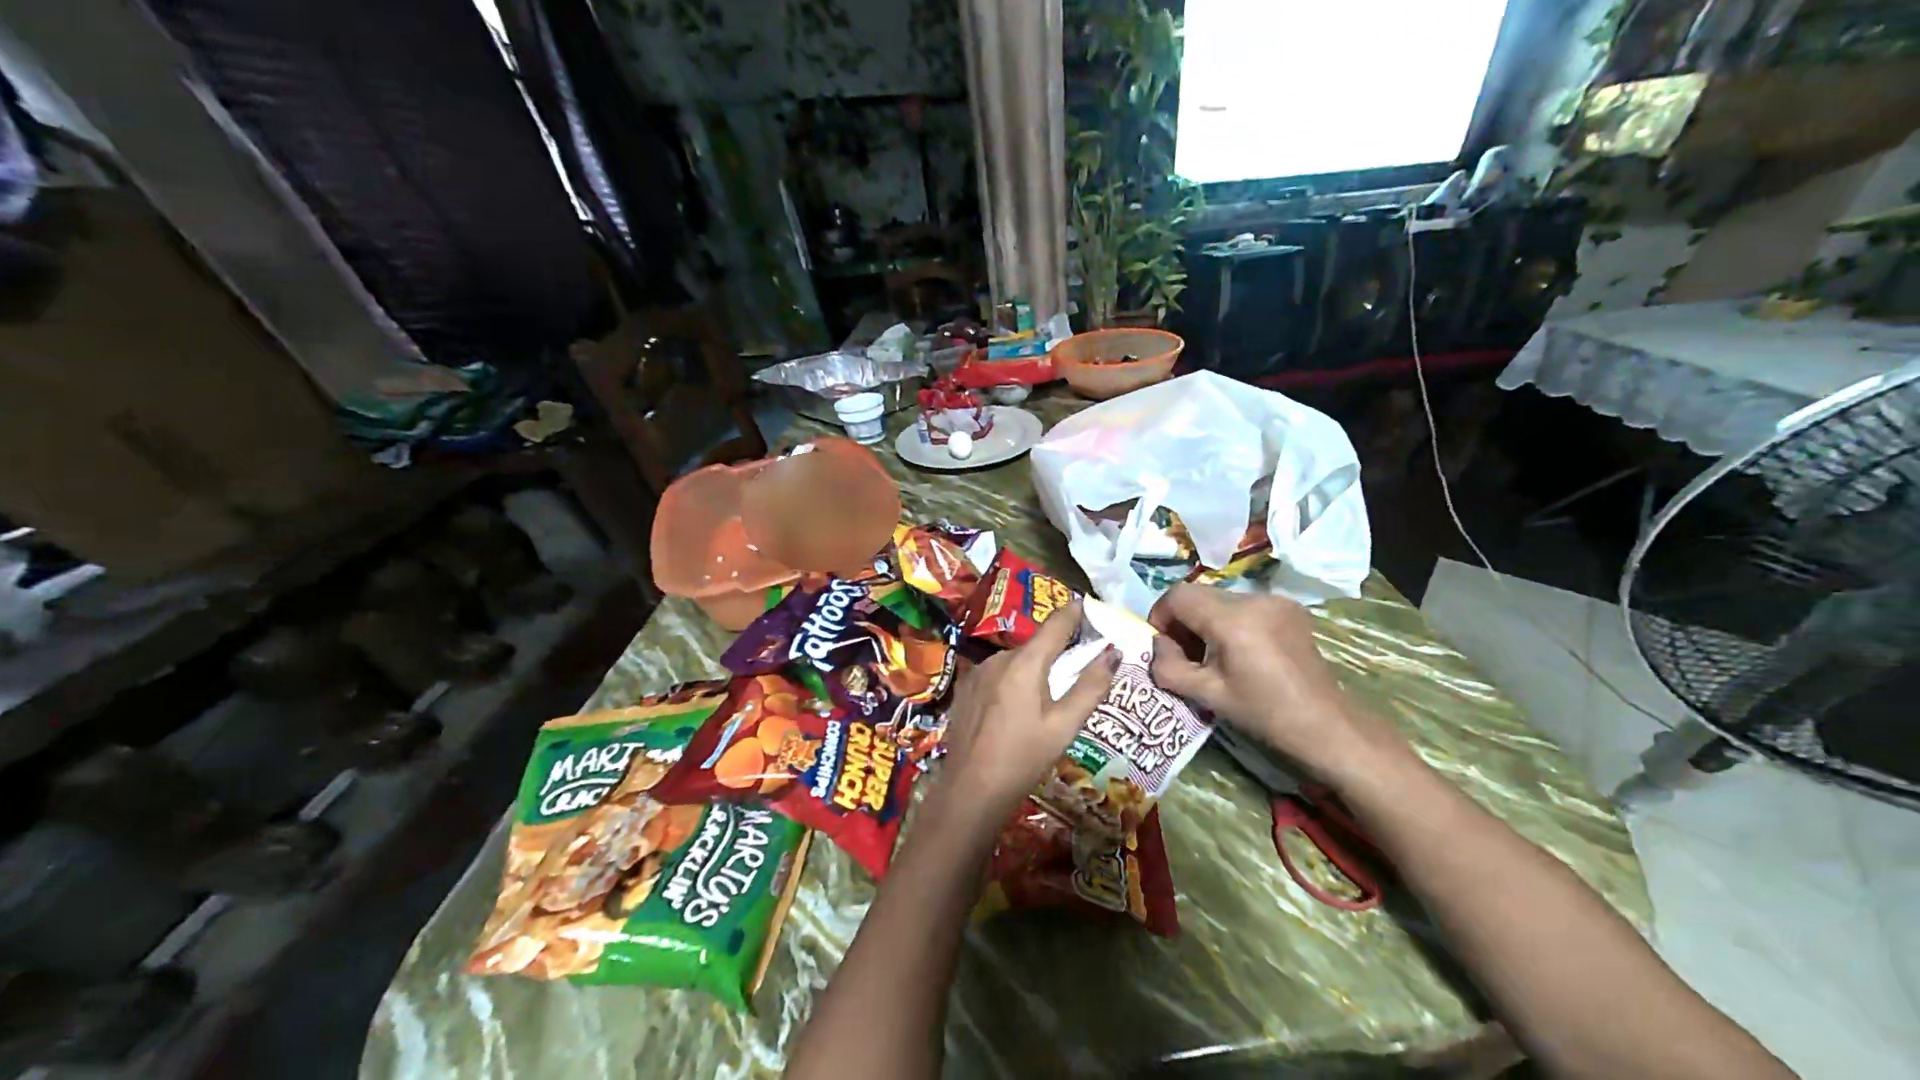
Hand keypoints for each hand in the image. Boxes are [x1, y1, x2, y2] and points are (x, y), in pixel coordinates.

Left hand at [936, 600, 1115, 821]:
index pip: (1056, 623)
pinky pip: (998, 676)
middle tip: (1080, 674)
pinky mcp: (966, 689)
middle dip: (1059, 654)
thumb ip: (1090, 687)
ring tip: (1048, 703)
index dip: (1077, 613)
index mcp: (1025, 662)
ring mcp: (978, 672)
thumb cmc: (1023, 759)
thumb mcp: (1064, 727)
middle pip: (1037, 646)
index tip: (1093, 609)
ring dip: (1034, 672)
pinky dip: (1014, 684)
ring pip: (1017, 662)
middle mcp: (999, 658)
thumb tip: (1113, 652)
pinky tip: (1017, 713)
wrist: (970, 790)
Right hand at [1148, 584, 1384, 775]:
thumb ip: (1169, 667)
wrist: (1326, 726)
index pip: (1178, 596)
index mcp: (1233, 619)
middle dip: (1183, 621)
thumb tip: (1158, 645)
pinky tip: (1240, 652)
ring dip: (1206, 621)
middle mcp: (1254, 599)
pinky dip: (1230, 622)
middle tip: (1186, 656)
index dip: (1160, 617)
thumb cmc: (1264, 714)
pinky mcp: (1289, 608)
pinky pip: (1244, 605)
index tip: (1164, 646)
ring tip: (1213, 657)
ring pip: (1220, 599)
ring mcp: (1275, 600)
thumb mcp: (1207, 695)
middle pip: (1199, 595)